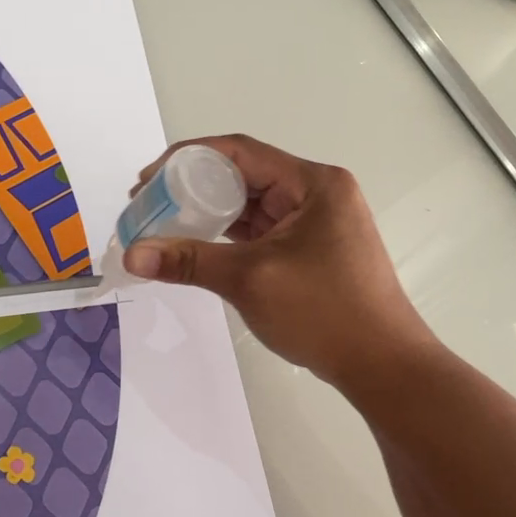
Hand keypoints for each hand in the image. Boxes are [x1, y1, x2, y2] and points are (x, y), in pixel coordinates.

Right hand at [122, 135, 437, 389]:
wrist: (383, 365)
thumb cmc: (324, 312)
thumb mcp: (250, 280)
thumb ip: (188, 262)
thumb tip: (132, 256)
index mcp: (313, 184)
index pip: (240, 152)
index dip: (186, 159)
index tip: (147, 180)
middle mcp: (318, 194)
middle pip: (244, 176)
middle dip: (193, 188)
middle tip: (149, 207)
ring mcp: (318, 224)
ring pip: (252, 207)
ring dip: (209, 215)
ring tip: (165, 228)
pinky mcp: (313, 252)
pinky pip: (262, 233)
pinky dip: (229, 238)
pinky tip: (199, 249)